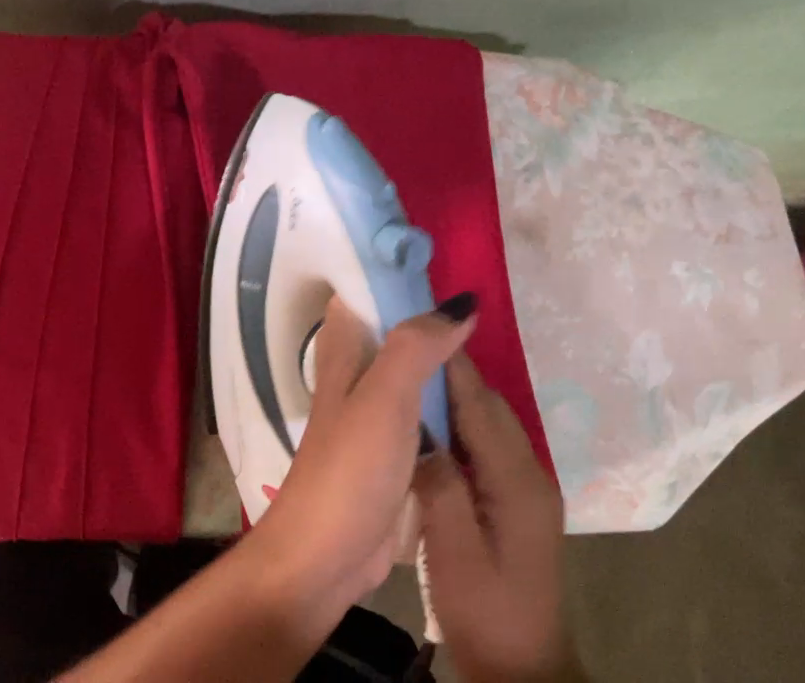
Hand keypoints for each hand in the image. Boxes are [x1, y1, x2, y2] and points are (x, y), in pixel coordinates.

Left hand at [246, 297, 474, 610]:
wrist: (326, 554)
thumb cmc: (350, 468)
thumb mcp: (384, 398)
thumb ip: (415, 346)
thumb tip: (459, 302)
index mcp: (338, 353)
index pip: (356, 292)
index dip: (384, 268)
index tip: (427, 250)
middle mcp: (350, 375)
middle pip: (383, 326)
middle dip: (418, 307)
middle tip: (469, 293)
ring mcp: (367, 413)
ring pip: (402, 367)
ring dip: (432, 350)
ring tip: (478, 331)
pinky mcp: (386, 449)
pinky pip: (417, 407)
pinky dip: (439, 394)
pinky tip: (467, 393)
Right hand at [415, 355, 580, 681]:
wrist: (522, 665)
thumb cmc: (486, 609)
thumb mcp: (454, 551)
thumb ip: (439, 486)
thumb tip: (415, 429)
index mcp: (517, 482)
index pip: (480, 406)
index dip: (451, 363)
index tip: (416, 321)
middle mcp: (527, 474)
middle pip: (487, 406)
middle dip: (449, 369)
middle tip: (400, 339)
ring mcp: (522, 487)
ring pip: (485, 421)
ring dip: (451, 393)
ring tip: (405, 367)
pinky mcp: (510, 499)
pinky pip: (482, 442)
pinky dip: (455, 420)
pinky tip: (422, 418)